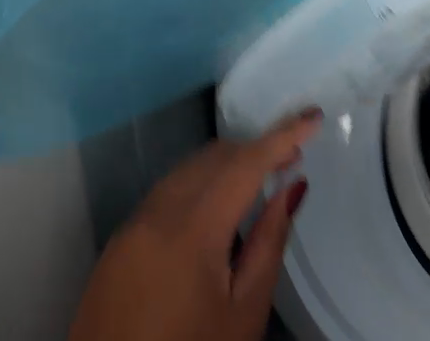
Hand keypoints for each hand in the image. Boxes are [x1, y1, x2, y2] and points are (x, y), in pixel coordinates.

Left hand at [67, 110, 320, 340]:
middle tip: (293, 158)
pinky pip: (165, 194)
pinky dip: (198, 184)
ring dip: (226, 164)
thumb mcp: (244, 311)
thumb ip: (269, 242)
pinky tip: (217, 207)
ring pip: (186, 170)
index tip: (314, 117)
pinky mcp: (115, 247)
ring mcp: (130, 229)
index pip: (246, 164)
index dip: (283, 136)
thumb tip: (291, 187)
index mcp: (191, 230)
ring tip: (260, 180)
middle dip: (256, 148)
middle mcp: (155, 216)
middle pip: (213, 157)